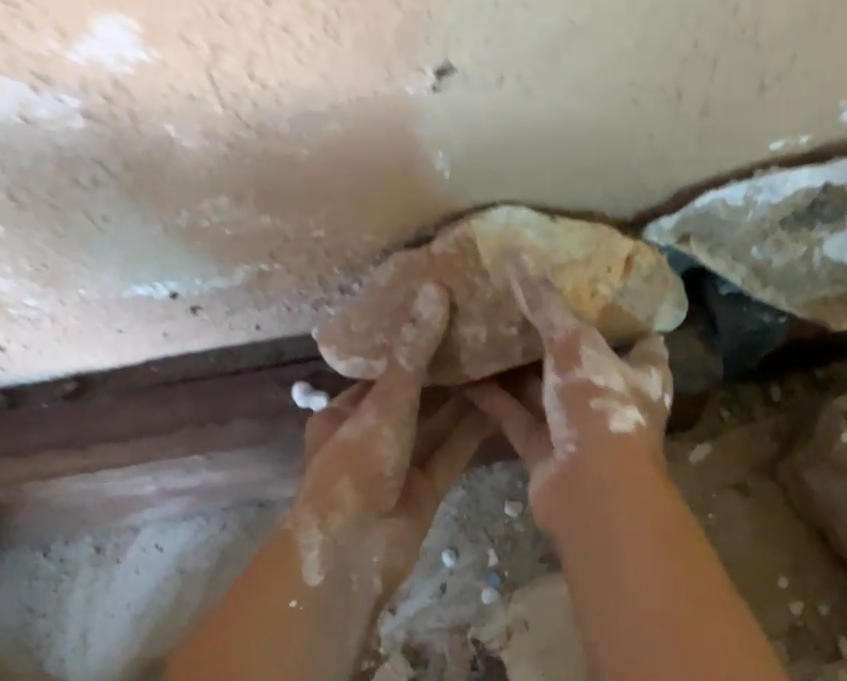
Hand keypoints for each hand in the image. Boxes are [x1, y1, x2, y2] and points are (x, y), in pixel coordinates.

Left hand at [289, 283, 495, 604]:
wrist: (351, 556)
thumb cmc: (356, 467)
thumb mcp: (384, 402)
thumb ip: (414, 352)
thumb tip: (434, 289)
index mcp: (344, 413)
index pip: (382, 370)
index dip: (413, 343)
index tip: (447, 315)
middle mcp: (371, 436)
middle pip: (414, 396)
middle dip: (446, 371)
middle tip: (484, 334)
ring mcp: (399, 465)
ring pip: (436, 423)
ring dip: (464, 398)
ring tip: (501, 359)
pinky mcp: (425, 489)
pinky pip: (451, 451)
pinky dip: (473, 429)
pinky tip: (502, 402)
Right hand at [463, 255, 671, 527]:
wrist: (591, 493)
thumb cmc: (599, 406)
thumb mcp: (573, 344)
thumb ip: (545, 304)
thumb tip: (517, 255)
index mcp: (639, 374)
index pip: (641, 342)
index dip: (623, 321)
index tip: (594, 296)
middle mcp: (613, 401)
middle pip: (584, 364)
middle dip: (556, 342)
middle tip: (523, 307)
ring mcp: (580, 430)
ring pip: (546, 392)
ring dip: (519, 369)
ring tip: (488, 332)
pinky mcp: (548, 454)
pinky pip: (517, 418)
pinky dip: (495, 400)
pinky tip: (466, 374)